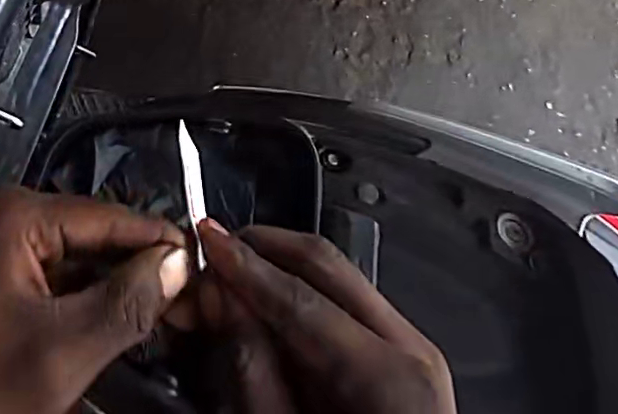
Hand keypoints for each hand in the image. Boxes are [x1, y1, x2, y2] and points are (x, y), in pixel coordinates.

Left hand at [0, 188, 190, 413]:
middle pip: (100, 236)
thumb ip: (126, 303)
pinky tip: (131, 318)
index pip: (110, 217)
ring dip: (126, 286)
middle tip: (190, 292)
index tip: (202, 261)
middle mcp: (13, 219)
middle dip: (144, 266)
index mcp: (19, 216)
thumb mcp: (59, 354)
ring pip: (87, 260)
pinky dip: (99, 301)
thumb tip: (179, 263)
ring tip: (171, 306)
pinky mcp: (7, 281)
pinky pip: (66, 281)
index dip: (160, 239)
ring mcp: (8, 249)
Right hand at [198, 221, 454, 413]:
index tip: (207, 237)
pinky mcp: (401, 353)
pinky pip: (341, 301)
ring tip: (229, 273)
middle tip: (214, 248)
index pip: (302, 296)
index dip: (246, 263)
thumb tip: (221, 296)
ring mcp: (411, 347)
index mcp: (391, 380)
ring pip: (333, 273)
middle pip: (323, 263)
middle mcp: (410, 349)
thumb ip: (253, 370)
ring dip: (277, 265)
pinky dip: (297, 292)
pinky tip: (263, 302)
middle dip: (262, 247)